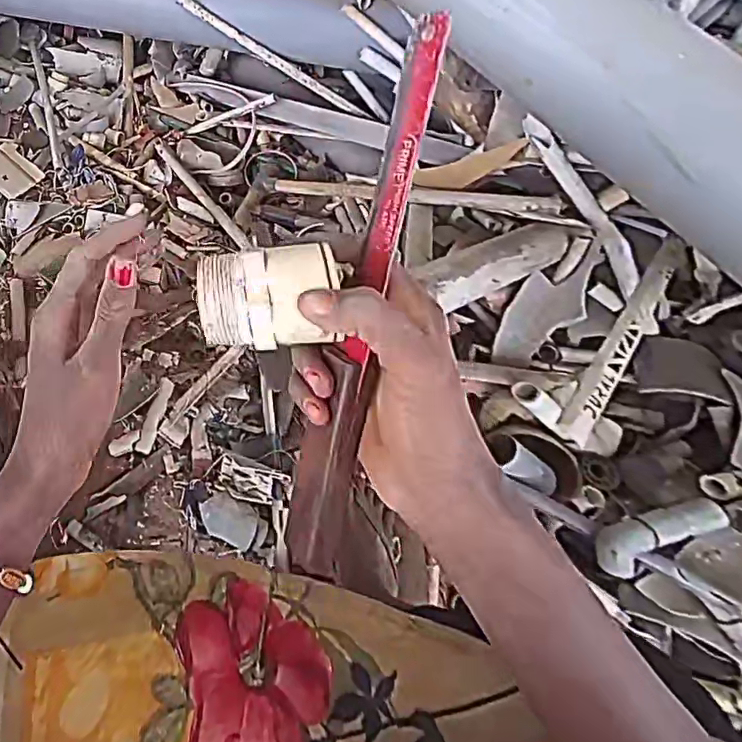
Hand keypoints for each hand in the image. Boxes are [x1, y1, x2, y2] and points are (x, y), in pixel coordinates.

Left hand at [5, 215, 150, 512]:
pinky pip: (101, 314)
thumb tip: (123, 268)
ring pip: (96, 291)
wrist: (49, 465)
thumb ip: (112, 314)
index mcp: (55, 316)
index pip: (85, 260)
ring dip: (121, 271)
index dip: (113, 237)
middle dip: (119, 248)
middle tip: (149, 234)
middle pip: (89, 270)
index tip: (139, 223)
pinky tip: (135, 300)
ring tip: (148, 257)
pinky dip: (121, 300)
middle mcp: (58, 320)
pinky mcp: (78, 353)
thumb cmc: (64, 423)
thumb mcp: (96, 363)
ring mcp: (67, 337)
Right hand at [296, 267, 502, 523]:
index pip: (366, 259)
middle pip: (324, 297)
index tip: (304, 261)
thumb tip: (317, 298)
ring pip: (308, 338)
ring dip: (307, 362)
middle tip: (298, 326)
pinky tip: (322, 405)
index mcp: (407, 311)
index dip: (334, 253)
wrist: (432, 488)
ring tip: (324, 383)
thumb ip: (368, 318)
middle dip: (306, 319)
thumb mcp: (414, 360)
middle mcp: (380, 330)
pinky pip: (306, 375)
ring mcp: (358, 358)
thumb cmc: (443, 431)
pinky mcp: (340, 387)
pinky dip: (306, 390)